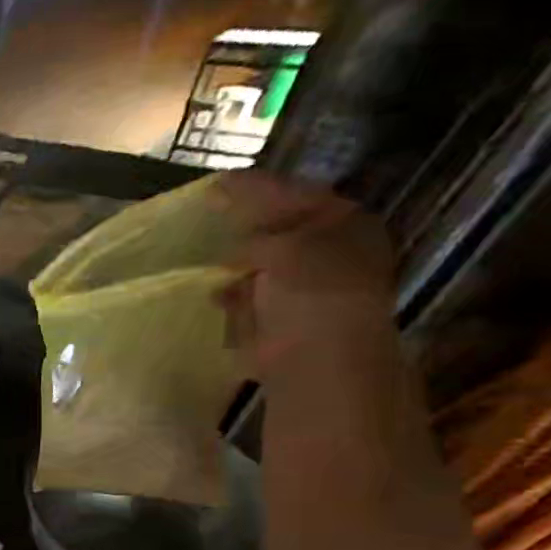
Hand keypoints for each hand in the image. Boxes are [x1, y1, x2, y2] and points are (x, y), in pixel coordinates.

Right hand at [217, 173, 397, 379]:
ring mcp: (309, 301)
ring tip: (205, 261)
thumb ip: (255, 238)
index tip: (215, 185)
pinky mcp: (286, 335)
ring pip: (267, 275)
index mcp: (345, 226)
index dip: (255, 189)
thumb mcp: (284, 246)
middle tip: (208, 219)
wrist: (320, 364)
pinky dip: (235, 304)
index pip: (295, 196)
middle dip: (246, 231)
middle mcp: (333, 260)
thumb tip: (231, 252)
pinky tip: (214, 297)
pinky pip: (255, 311)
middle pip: (281, 236)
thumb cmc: (312, 291)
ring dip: (238, 269)